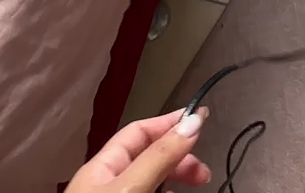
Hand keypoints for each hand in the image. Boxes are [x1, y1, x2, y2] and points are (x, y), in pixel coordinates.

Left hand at [68, 108, 211, 191]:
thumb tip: (194, 118)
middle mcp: (105, 182)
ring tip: (195, 184)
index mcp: (101, 165)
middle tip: (202, 171)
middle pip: (149, 156)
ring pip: (150, 180)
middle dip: (179, 157)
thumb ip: (160, 155)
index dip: (170, 122)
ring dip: (175, 177)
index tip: (201, 119)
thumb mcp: (130, 186)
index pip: (140, 130)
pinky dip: (166, 192)